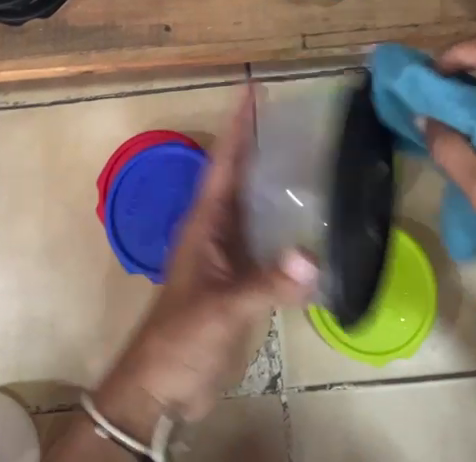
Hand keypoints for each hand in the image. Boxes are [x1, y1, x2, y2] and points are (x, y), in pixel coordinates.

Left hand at [95, 85, 319, 433]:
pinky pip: (267, 240)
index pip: (224, 163)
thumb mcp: (221, 310)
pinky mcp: (240, 281)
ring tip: (312, 155)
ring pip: (255, 206)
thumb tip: (313, 258)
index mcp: (204, 223)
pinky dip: (287, 226)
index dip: (238, 126)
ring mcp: (228, 256)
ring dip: (277, 182)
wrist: (162, 387)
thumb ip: (264, 284)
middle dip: (262, 144)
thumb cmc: (180, 339)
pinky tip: (313, 223)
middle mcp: (217, 230)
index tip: (252, 89)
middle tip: (296, 114)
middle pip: (242, 176)